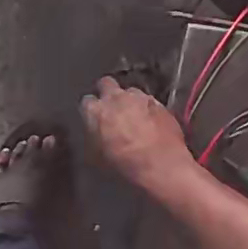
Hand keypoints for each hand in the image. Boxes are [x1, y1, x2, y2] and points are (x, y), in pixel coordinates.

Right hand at [80, 77, 194, 192]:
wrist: (161, 165)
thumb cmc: (123, 165)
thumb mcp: (97, 158)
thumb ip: (92, 138)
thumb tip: (94, 134)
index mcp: (96, 110)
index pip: (86, 102)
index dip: (91, 111)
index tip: (94, 119)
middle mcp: (116, 97)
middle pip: (107, 84)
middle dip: (107, 93)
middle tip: (112, 110)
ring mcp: (140, 97)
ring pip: (130, 92)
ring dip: (130, 101)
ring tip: (135, 117)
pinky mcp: (160, 102)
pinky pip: (149, 101)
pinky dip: (147, 109)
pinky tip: (151, 122)